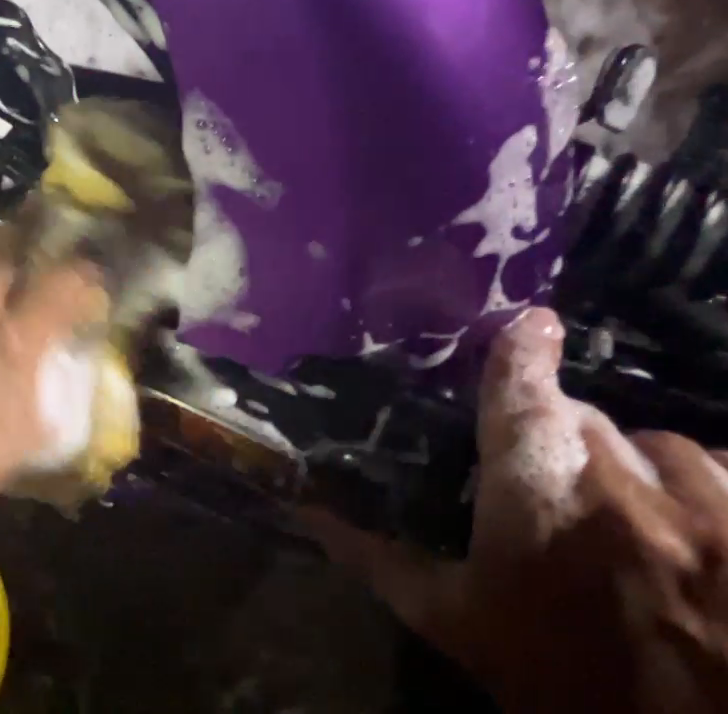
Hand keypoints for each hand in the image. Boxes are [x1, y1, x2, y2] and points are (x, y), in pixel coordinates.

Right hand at [307, 309, 727, 713]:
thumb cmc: (567, 674)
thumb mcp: (460, 625)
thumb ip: (383, 561)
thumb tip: (308, 514)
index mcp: (537, 490)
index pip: (524, 393)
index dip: (522, 350)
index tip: (530, 321)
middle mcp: (627, 480)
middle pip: (589, 420)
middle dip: (565, 432)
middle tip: (551, 474)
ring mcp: (715, 504)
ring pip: (669, 447)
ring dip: (643, 463)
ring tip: (635, 507)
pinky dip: (708, 488)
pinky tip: (697, 527)